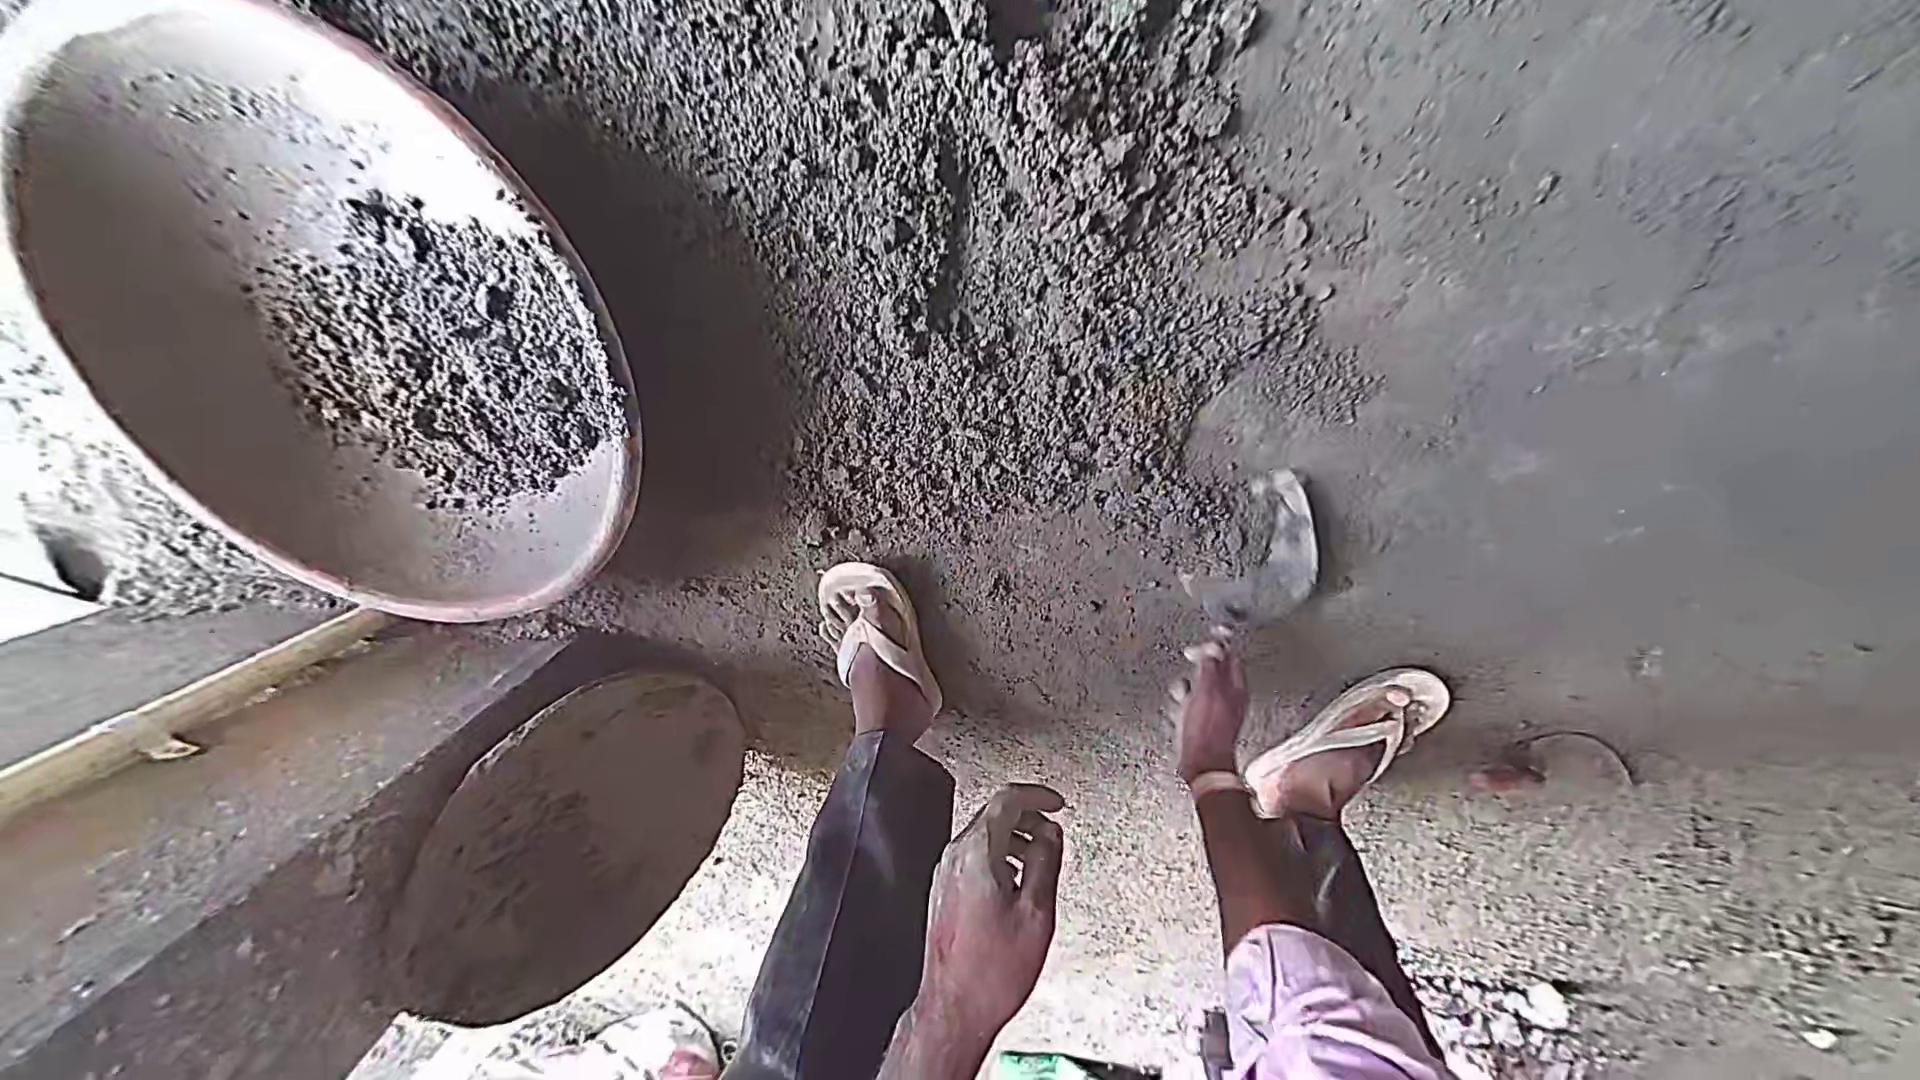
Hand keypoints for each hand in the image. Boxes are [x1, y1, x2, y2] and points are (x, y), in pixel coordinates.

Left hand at [917, 783, 1065, 1043]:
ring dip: (1015, 835)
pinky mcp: (944, 888)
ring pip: (984, 833)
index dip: (1037, 795)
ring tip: (1039, 856)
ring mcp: (946, 871)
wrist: (952, 1008)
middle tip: (1052, 828)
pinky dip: (999, 852)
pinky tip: (1016, 879)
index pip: (1008, 799)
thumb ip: (1046, 862)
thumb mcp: (1036, 913)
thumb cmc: (991, 971)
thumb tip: (1051, 833)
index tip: (1056, 802)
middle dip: (1028, 815)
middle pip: (994, 812)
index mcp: (977, 852)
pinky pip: (974, 853)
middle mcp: (956, 855)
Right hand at [1172, 630, 1247, 783]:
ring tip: (1183, 697)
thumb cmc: (1206, 730)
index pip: (1231, 655)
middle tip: (1192, 659)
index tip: (1214, 629)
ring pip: (1198, 684)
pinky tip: (1180, 711)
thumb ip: (1210, 666)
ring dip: (1187, 686)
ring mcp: (1216, 708)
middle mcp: (1229, 696)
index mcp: (1236, 687)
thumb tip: (1215, 644)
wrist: (1201, 763)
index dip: (1221, 641)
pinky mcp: (1202, 720)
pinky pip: (1190, 701)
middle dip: (1199, 665)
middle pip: (1214, 667)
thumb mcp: (1206, 691)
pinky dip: (1182, 702)